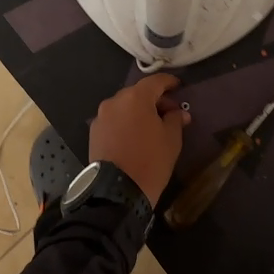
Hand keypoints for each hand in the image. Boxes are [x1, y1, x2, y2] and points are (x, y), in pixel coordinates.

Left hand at [87, 73, 189, 204]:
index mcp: (136, 98)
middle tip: (169, 113)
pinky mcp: (94, 131)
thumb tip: (179, 112)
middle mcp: (115, 101)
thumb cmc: (150, 161)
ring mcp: (102, 116)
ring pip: (124, 106)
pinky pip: (114, 120)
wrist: (118, 192)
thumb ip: (175, 119)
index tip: (178, 86)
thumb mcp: (171, 140)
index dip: (169, 82)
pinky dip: (125, 122)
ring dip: (138, 111)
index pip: (155, 81)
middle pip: (138, 93)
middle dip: (154, 100)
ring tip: (150, 127)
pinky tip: (133, 137)